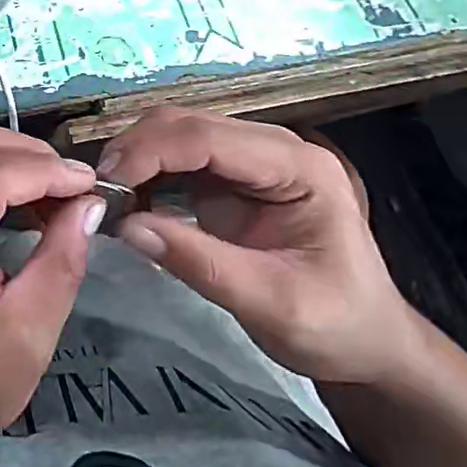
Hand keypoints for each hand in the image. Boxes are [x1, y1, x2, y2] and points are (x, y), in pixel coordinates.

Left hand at [0, 123, 104, 466]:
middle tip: (78, 190)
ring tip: (60, 195)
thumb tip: (90, 202)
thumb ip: (62, 260)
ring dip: (18, 159)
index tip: (92, 186)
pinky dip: (0, 170)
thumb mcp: (29, 333)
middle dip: (34, 157)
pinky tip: (31, 198)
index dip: (46, 170)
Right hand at [101, 108, 422, 383]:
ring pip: (174, 133)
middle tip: (99, 194)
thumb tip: (127, 227)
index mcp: (297, 166)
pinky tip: (128, 201)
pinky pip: (176, 159)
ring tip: (107, 198)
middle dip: (135, 151)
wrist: (367, 343)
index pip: (208, 137)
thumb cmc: (337, 325)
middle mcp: (273, 147)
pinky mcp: (230, 176)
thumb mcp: (274, 305)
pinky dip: (146, 174)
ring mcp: (250, 159)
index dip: (150, 152)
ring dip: (135, 159)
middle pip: (186, 123)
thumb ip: (201, 263)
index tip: (107, 186)